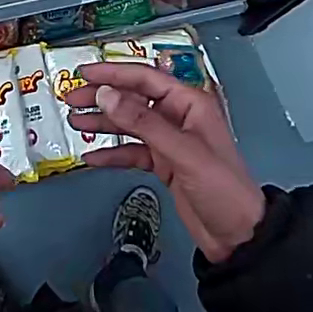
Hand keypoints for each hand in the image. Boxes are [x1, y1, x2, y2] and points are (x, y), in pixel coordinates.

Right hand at [65, 63, 264, 263]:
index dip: (113, 73)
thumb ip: (143, 123)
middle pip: (132, 99)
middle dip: (101, 96)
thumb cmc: (224, 189)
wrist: (239, 238)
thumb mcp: (183, 152)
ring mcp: (169, 141)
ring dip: (102, 122)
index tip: (86, 73)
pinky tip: (93, 156)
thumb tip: (107, 96)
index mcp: (189, 104)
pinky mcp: (163, 164)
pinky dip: (112, 152)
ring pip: (128, 124)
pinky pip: (131, 151)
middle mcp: (177, 117)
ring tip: (76, 121)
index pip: (145, 79)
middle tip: (72, 98)